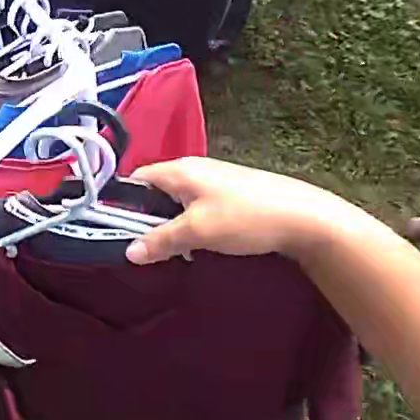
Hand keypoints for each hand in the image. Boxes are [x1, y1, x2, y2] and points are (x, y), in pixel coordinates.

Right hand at [126, 157, 383, 263]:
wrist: (305, 218)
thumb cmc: (244, 218)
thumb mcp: (196, 233)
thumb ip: (159, 240)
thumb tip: (128, 252)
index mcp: (178, 169)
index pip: (135, 179)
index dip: (121, 201)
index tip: (114, 228)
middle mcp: (192, 168)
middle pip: (155, 189)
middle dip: (146, 215)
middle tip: (144, 244)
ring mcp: (214, 178)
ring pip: (176, 199)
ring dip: (170, 221)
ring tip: (172, 247)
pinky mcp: (231, 192)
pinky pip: (196, 204)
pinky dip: (190, 221)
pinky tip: (200, 242)